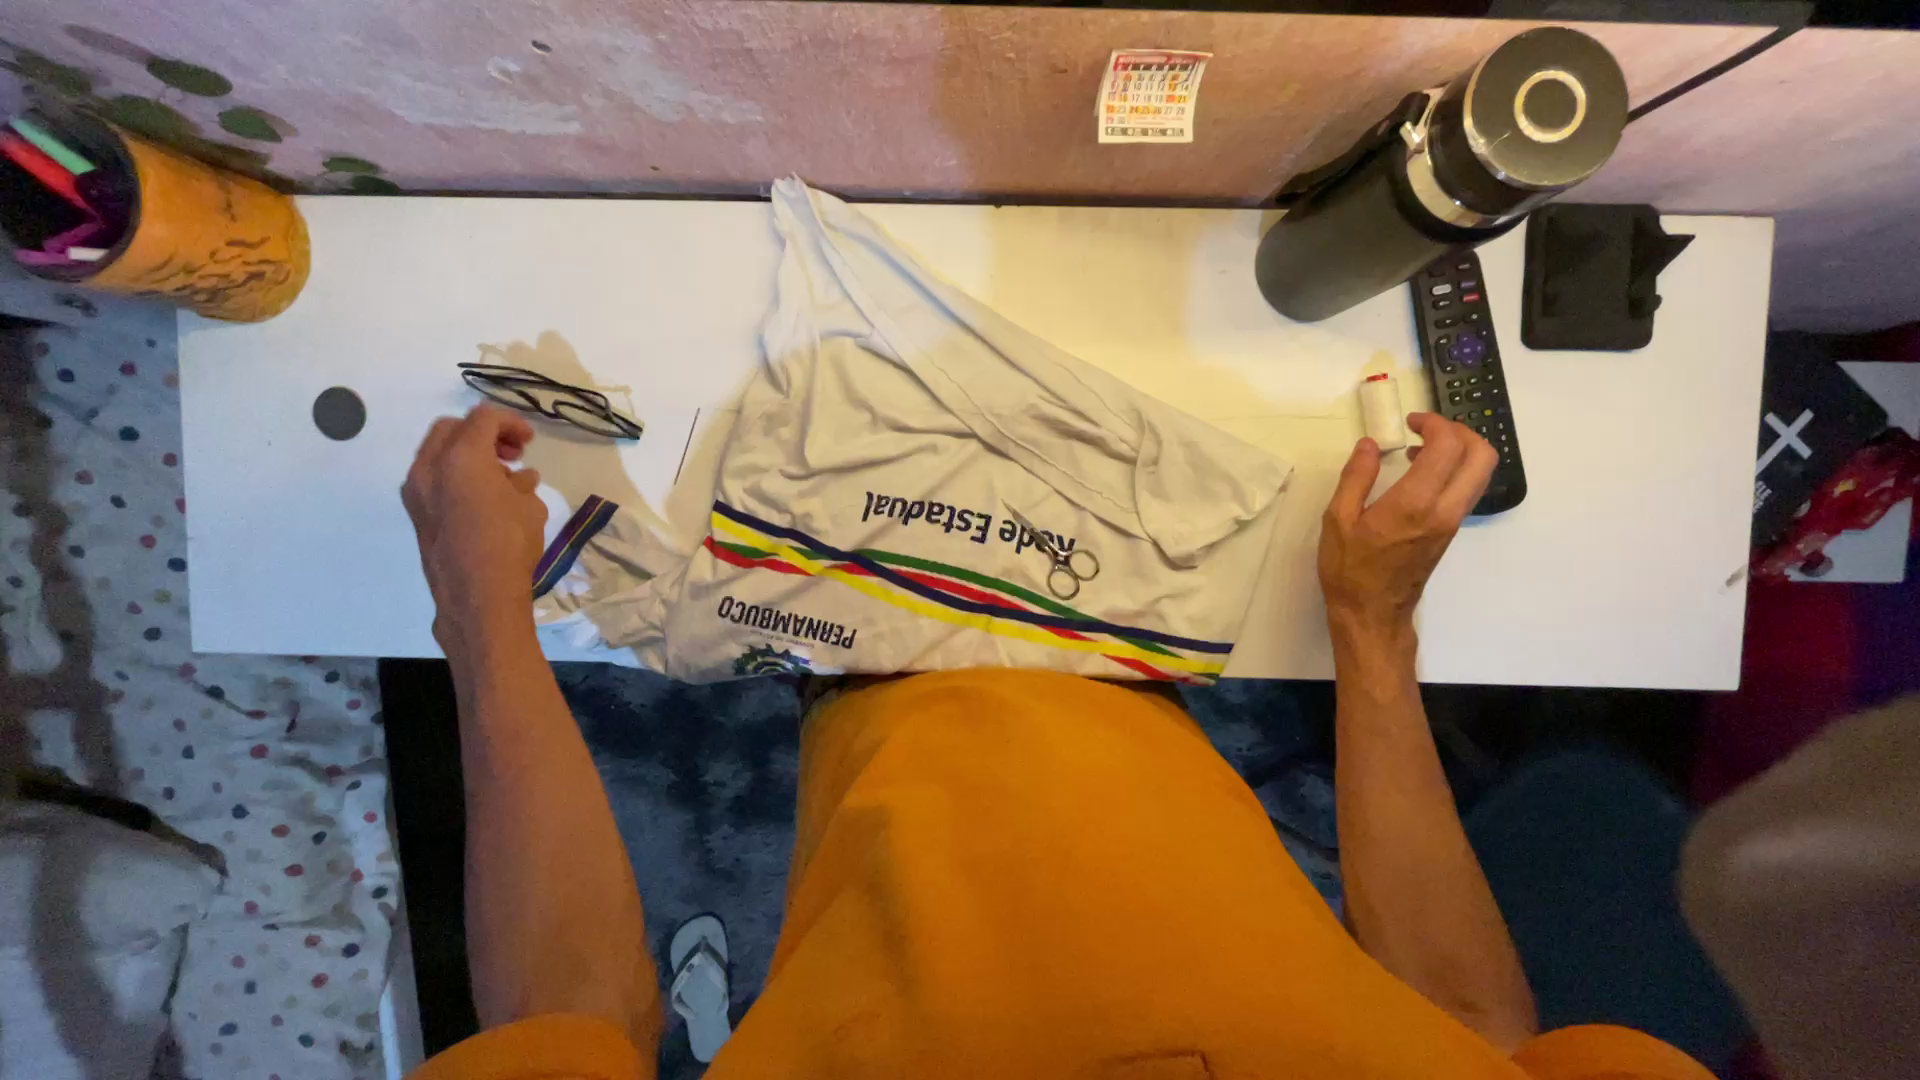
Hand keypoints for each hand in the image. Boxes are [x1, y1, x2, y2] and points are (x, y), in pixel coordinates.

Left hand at [401, 405, 548, 646]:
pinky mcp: (415, 512)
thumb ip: (521, 483)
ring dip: (469, 454)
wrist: (476, 594)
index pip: (483, 418)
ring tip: (502, 477)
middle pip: (453, 429)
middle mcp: (429, 467)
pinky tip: (484, 498)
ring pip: (439, 452)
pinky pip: (434, 477)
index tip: (530, 441)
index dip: (511, 422)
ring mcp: (416, 490)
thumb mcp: (530, 506)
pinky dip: (457, 475)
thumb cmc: (510, 544)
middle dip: (484, 433)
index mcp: (461, 458)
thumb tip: (517, 478)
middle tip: (513, 452)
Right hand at [1318, 413, 1496, 647]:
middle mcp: (1443, 509)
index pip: (1447, 447)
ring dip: (1459, 450)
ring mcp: (1452, 521)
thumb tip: (1368, 444)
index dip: (1433, 424)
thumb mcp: (1337, 520)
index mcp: (1414, 503)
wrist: (1372, 613)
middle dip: (1459, 431)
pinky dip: (1453, 470)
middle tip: (1426, 430)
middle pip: (1481, 455)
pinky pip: (1467, 488)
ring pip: (1481, 472)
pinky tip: (1419, 475)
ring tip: (1421, 449)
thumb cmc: (1348, 569)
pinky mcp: (1450, 531)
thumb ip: (1356, 478)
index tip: (1409, 422)